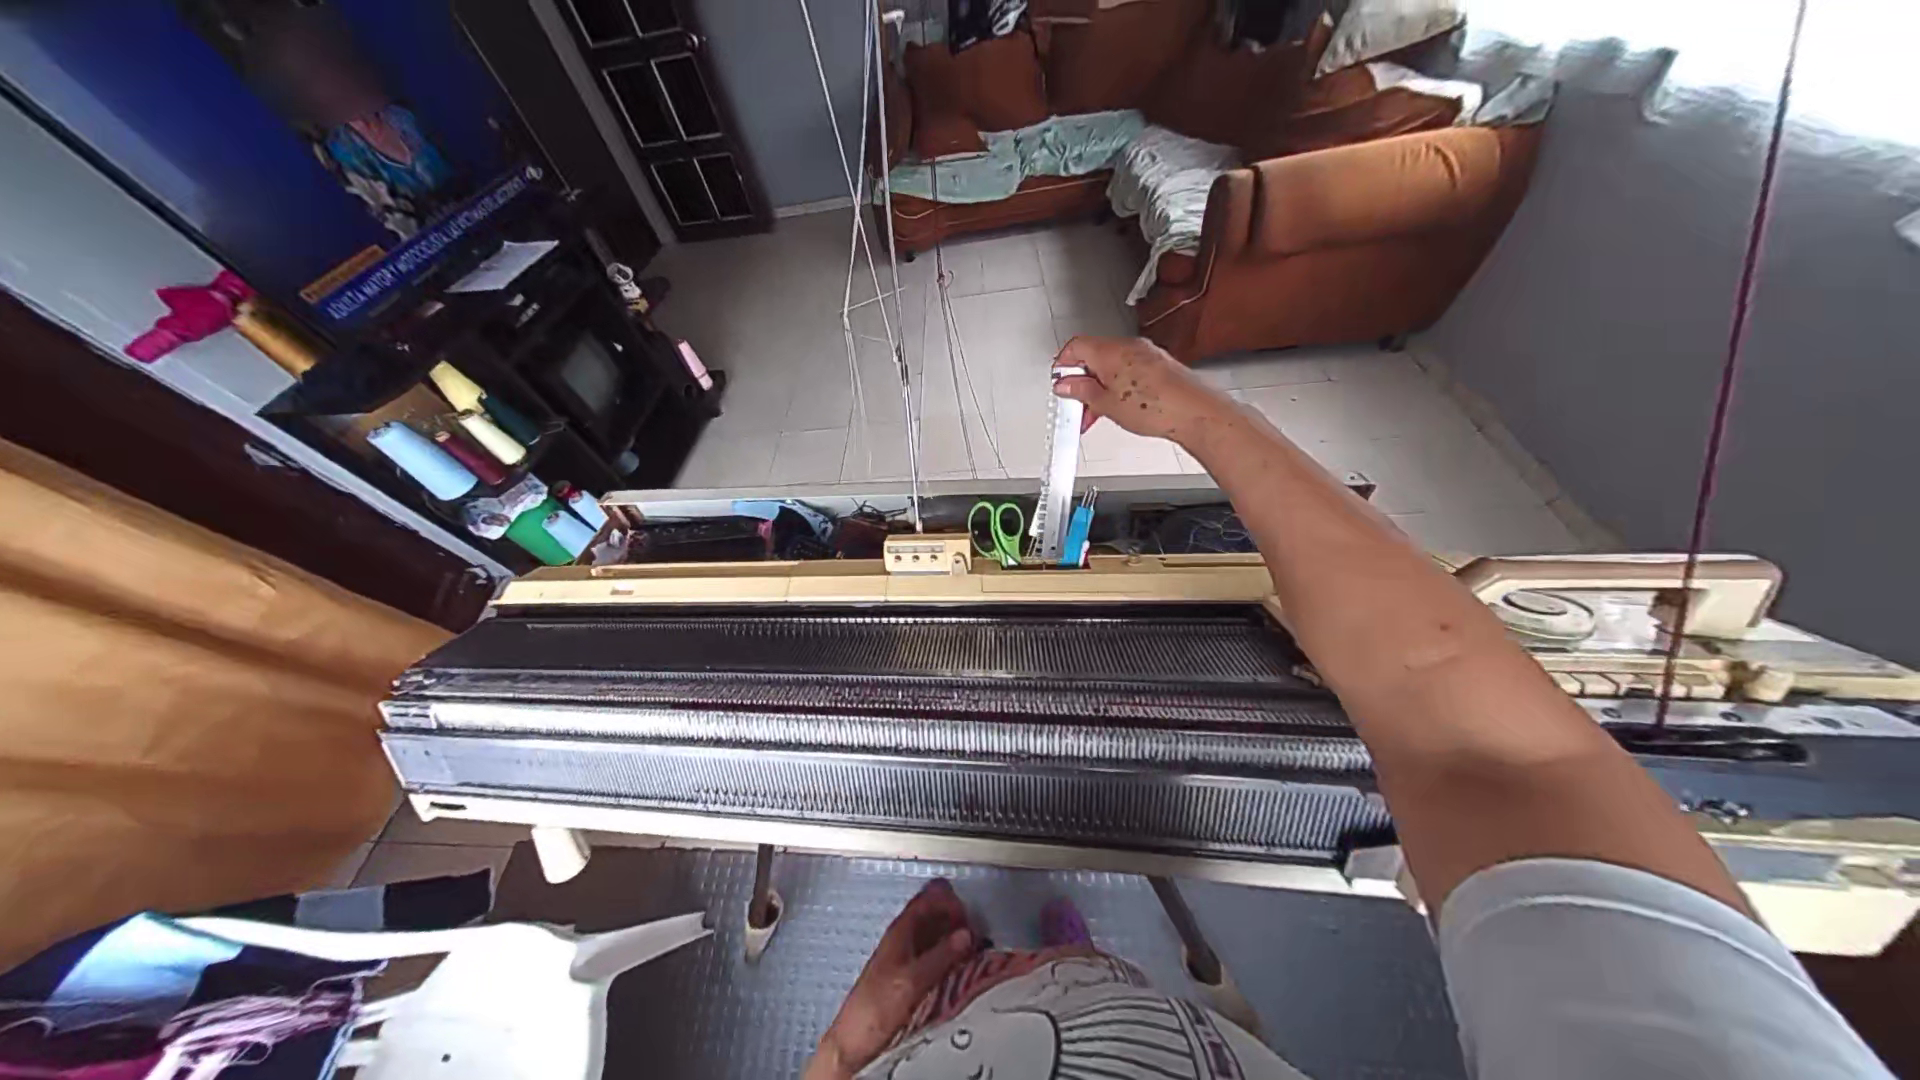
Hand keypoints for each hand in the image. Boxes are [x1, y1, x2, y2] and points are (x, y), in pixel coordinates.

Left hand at [806, 879, 974, 1079]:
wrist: (855, 1039)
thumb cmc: (877, 1006)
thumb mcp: (913, 980)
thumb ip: (940, 955)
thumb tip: (965, 935)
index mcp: (900, 931)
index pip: (926, 900)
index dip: (947, 899)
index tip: (967, 910)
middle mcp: (902, 939)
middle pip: (931, 914)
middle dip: (953, 917)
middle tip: (974, 928)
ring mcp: (904, 957)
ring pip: (932, 934)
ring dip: (951, 935)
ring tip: (972, 945)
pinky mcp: (906, 976)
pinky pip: (931, 954)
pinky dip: (946, 954)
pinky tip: (957, 964)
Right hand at [1052, 335, 1230, 444]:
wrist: (1195, 412)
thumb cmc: (1158, 406)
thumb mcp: (1106, 404)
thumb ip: (1081, 392)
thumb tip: (1066, 385)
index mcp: (1110, 351)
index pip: (1075, 346)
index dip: (1063, 366)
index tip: (1060, 384)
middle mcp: (1128, 346)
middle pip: (1093, 356)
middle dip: (1082, 381)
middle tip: (1077, 404)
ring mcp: (1145, 353)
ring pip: (1111, 365)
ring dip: (1099, 386)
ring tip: (1097, 411)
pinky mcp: (1158, 364)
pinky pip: (1128, 370)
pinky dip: (1117, 386)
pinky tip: (1118, 407)